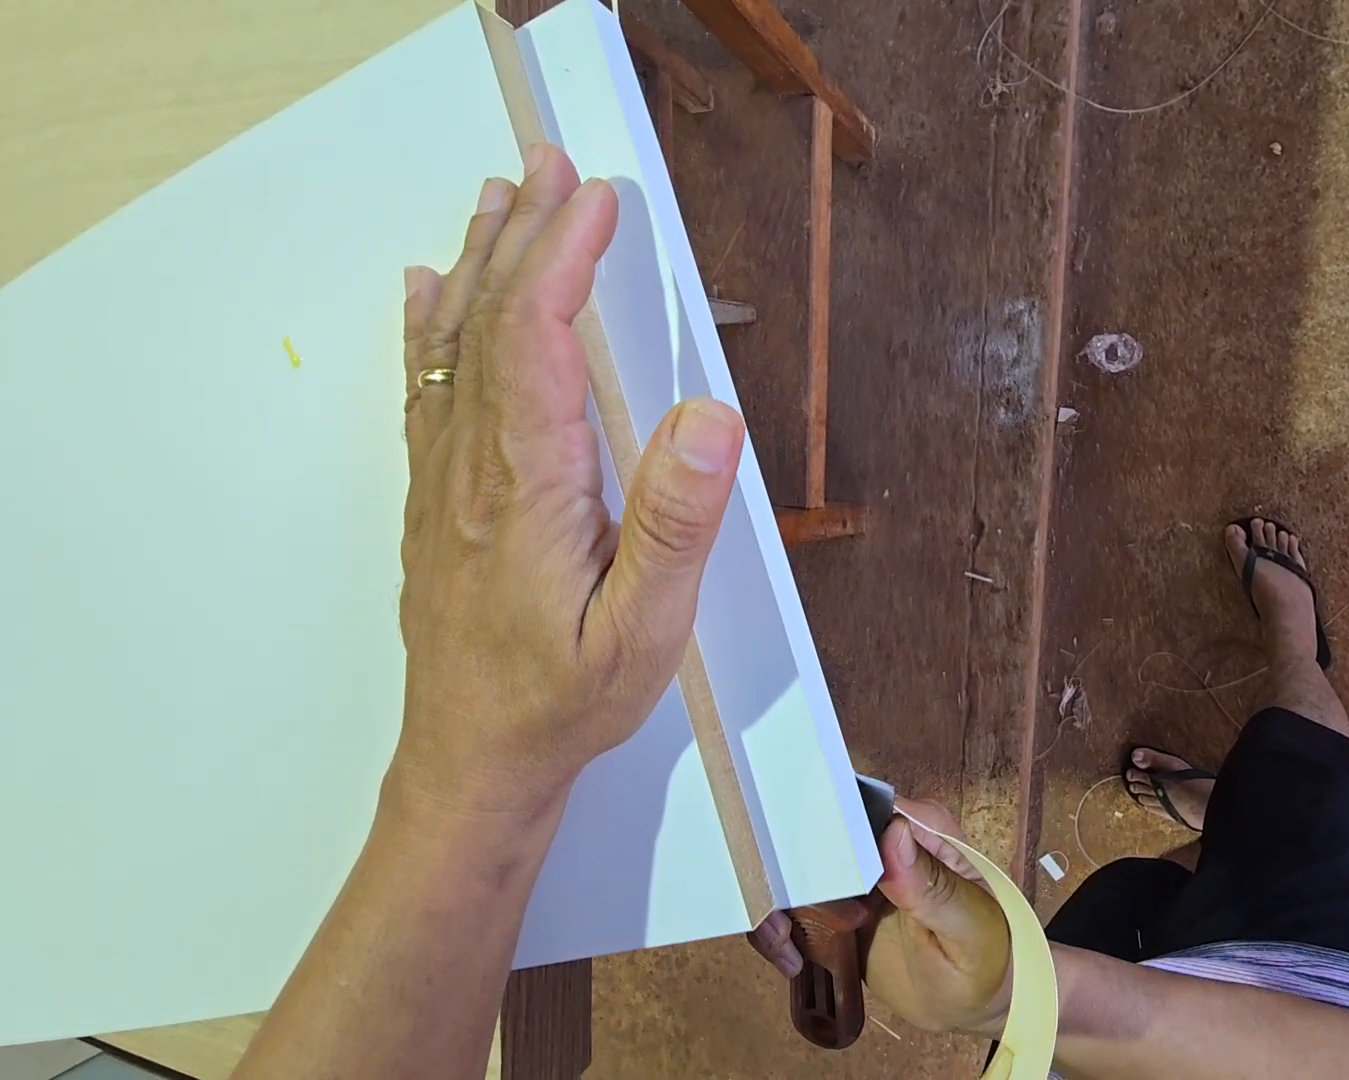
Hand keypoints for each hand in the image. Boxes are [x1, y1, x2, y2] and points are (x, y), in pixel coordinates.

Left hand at [392, 143, 744, 818]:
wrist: (477, 759)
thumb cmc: (567, 697)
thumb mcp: (644, 625)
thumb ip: (676, 522)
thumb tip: (709, 416)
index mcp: (530, 489)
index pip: (536, 342)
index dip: (564, 260)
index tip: (595, 200)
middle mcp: (476, 471)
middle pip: (490, 327)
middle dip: (524, 238)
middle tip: (549, 167)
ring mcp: (450, 485)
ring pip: (455, 352)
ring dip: (480, 268)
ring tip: (500, 200)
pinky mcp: (447, 504)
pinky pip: (431, 396)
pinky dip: (432, 331)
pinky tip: (430, 295)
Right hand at [747, 797, 1013, 1037]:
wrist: (981, 999)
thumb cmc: (990, 958)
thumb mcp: (967, 928)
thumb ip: (932, 885)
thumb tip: (893, 832)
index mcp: (921, 826)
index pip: (859, 804)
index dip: (821, 826)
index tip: (795, 866)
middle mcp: (883, 838)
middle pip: (816, 830)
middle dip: (785, 869)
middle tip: (781, 922)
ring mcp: (857, 869)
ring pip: (796, 865)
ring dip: (776, 901)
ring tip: (786, 949)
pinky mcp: (838, 901)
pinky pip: (796, 900)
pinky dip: (780, 923)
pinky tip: (790, 956)